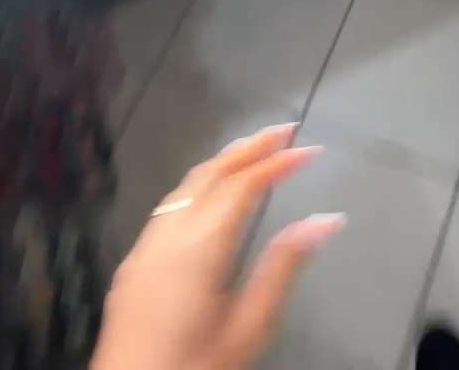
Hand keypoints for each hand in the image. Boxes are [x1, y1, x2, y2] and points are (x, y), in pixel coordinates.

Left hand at [93, 123, 343, 369]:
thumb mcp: (249, 327)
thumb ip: (284, 266)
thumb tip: (325, 221)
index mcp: (198, 250)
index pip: (244, 185)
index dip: (279, 160)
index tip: (309, 150)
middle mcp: (166, 239)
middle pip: (212, 173)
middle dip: (251, 146)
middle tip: (285, 130)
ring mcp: (144, 250)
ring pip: (186, 185)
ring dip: (224, 161)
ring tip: (255, 150)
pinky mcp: (133, 266)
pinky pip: (170, 205)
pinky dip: (200, 183)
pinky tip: (213, 192)